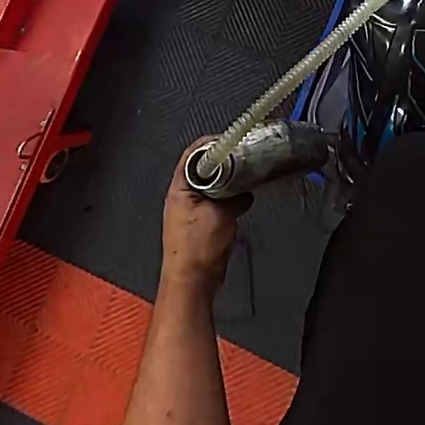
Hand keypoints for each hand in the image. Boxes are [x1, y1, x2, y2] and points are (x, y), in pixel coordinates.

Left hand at [161, 137, 251, 292]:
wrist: (192, 283)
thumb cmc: (198, 251)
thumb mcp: (223, 212)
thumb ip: (235, 195)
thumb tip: (245, 190)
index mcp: (179, 189)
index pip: (192, 153)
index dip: (212, 143)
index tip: (231, 141)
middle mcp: (181, 197)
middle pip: (203, 168)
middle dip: (223, 162)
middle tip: (242, 158)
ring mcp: (190, 210)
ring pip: (211, 185)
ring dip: (227, 181)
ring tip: (245, 178)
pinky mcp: (200, 222)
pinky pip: (215, 201)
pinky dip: (228, 197)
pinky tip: (241, 201)